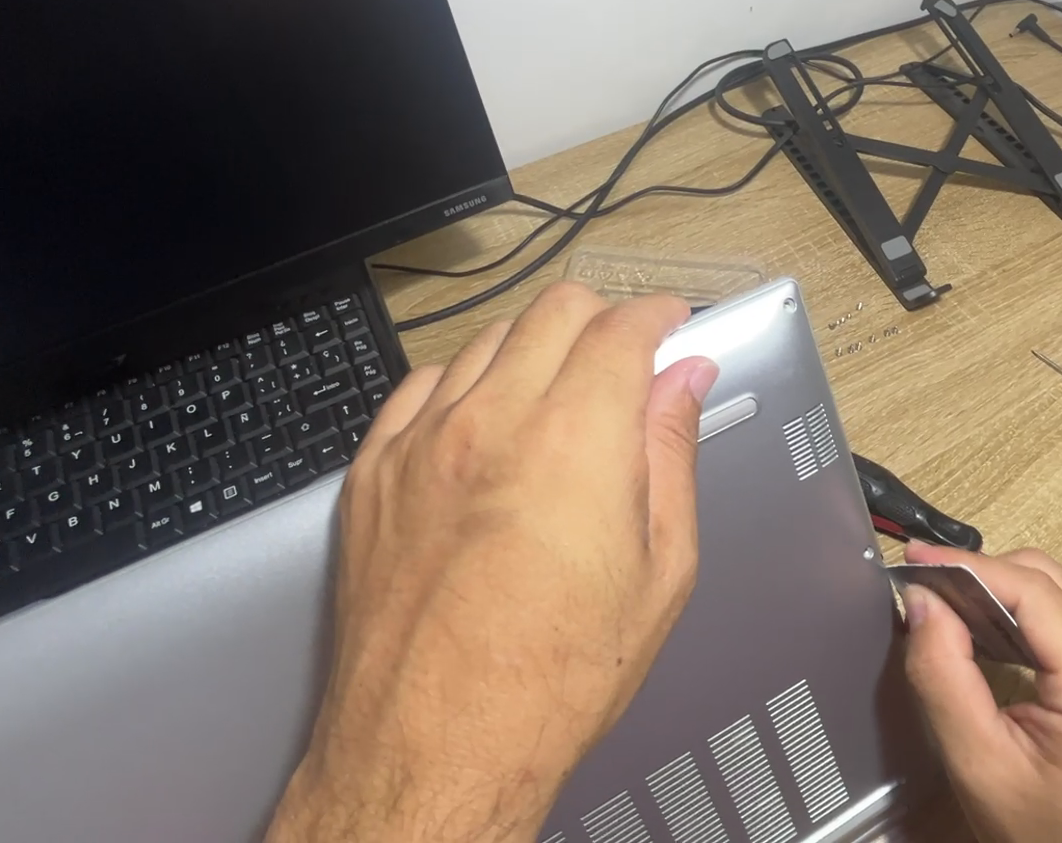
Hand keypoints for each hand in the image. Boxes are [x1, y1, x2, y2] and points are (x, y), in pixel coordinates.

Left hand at [265, 283, 718, 842]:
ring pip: (491, 335)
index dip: (658, 314)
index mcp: (576, 441)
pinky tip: (487, 415)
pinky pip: (425, 382)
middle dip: (603, 315)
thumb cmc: (554, 677)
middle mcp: (494, 421)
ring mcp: (423, 440)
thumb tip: (687, 383)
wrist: (431, 752)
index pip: (623, 328)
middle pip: (556, 310)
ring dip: (537, 343)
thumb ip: (673, 453)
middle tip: (624, 352)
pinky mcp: (374, 470)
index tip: (670, 323)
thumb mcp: (659, 569)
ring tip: (561, 388)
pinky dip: (470, 379)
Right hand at [900, 541, 1061, 842]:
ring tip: (950, 607)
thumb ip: (944, 676)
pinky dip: (1029, 613)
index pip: (1034, 592)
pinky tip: (991, 630)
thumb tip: (923, 600)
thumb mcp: (981, 769)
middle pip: (1053, 583)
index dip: (968, 565)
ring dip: (1005, 590)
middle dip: (983, 574)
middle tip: (925, 588)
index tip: (913, 560)